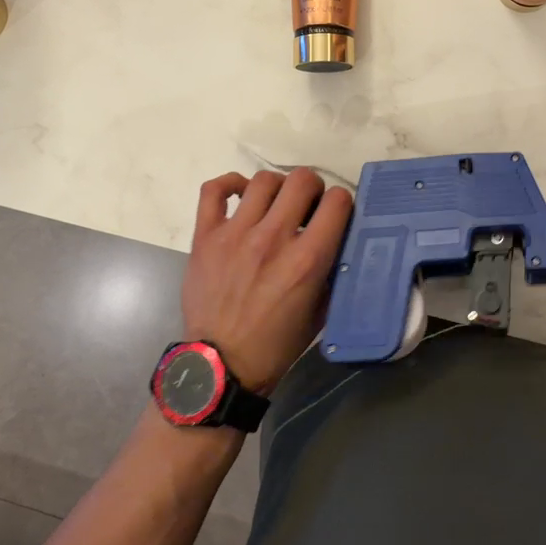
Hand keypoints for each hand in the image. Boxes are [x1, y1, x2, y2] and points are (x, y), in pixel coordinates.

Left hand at [182, 169, 352, 395]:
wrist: (221, 364)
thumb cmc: (276, 344)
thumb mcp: (321, 312)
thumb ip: (331, 271)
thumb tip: (337, 240)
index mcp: (306, 260)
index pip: (336, 201)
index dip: (340, 203)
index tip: (333, 215)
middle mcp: (273, 238)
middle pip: (301, 180)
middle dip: (311, 189)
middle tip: (306, 207)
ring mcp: (235, 233)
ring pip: (263, 180)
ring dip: (276, 188)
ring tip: (274, 205)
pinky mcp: (205, 236)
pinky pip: (214, 189)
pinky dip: (229, 183)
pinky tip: (240, 194)